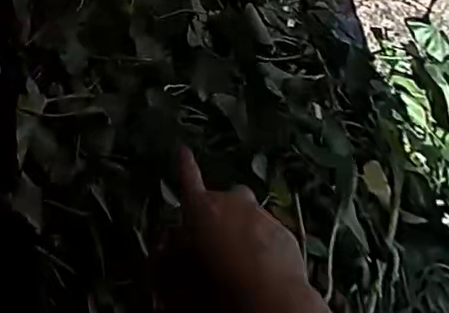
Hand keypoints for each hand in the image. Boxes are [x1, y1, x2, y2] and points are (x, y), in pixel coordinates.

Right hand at [178, 147, 328, 312]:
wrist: (270, 298)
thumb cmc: (224, 282)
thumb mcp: (186, 265)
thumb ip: (175, 247)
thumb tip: (166, 246)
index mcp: (201, 206)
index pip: (188, 176)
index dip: (185, 164)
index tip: (184, 151)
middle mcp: (230, 203)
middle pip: (224, 200)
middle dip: (223, 216)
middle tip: (220, 243)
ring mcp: (259, 215)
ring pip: (249, 216)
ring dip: (246, 231)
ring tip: (243, 263)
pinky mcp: (283, 232)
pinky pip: (271, 234)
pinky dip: (267, 246)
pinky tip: (264, 270)